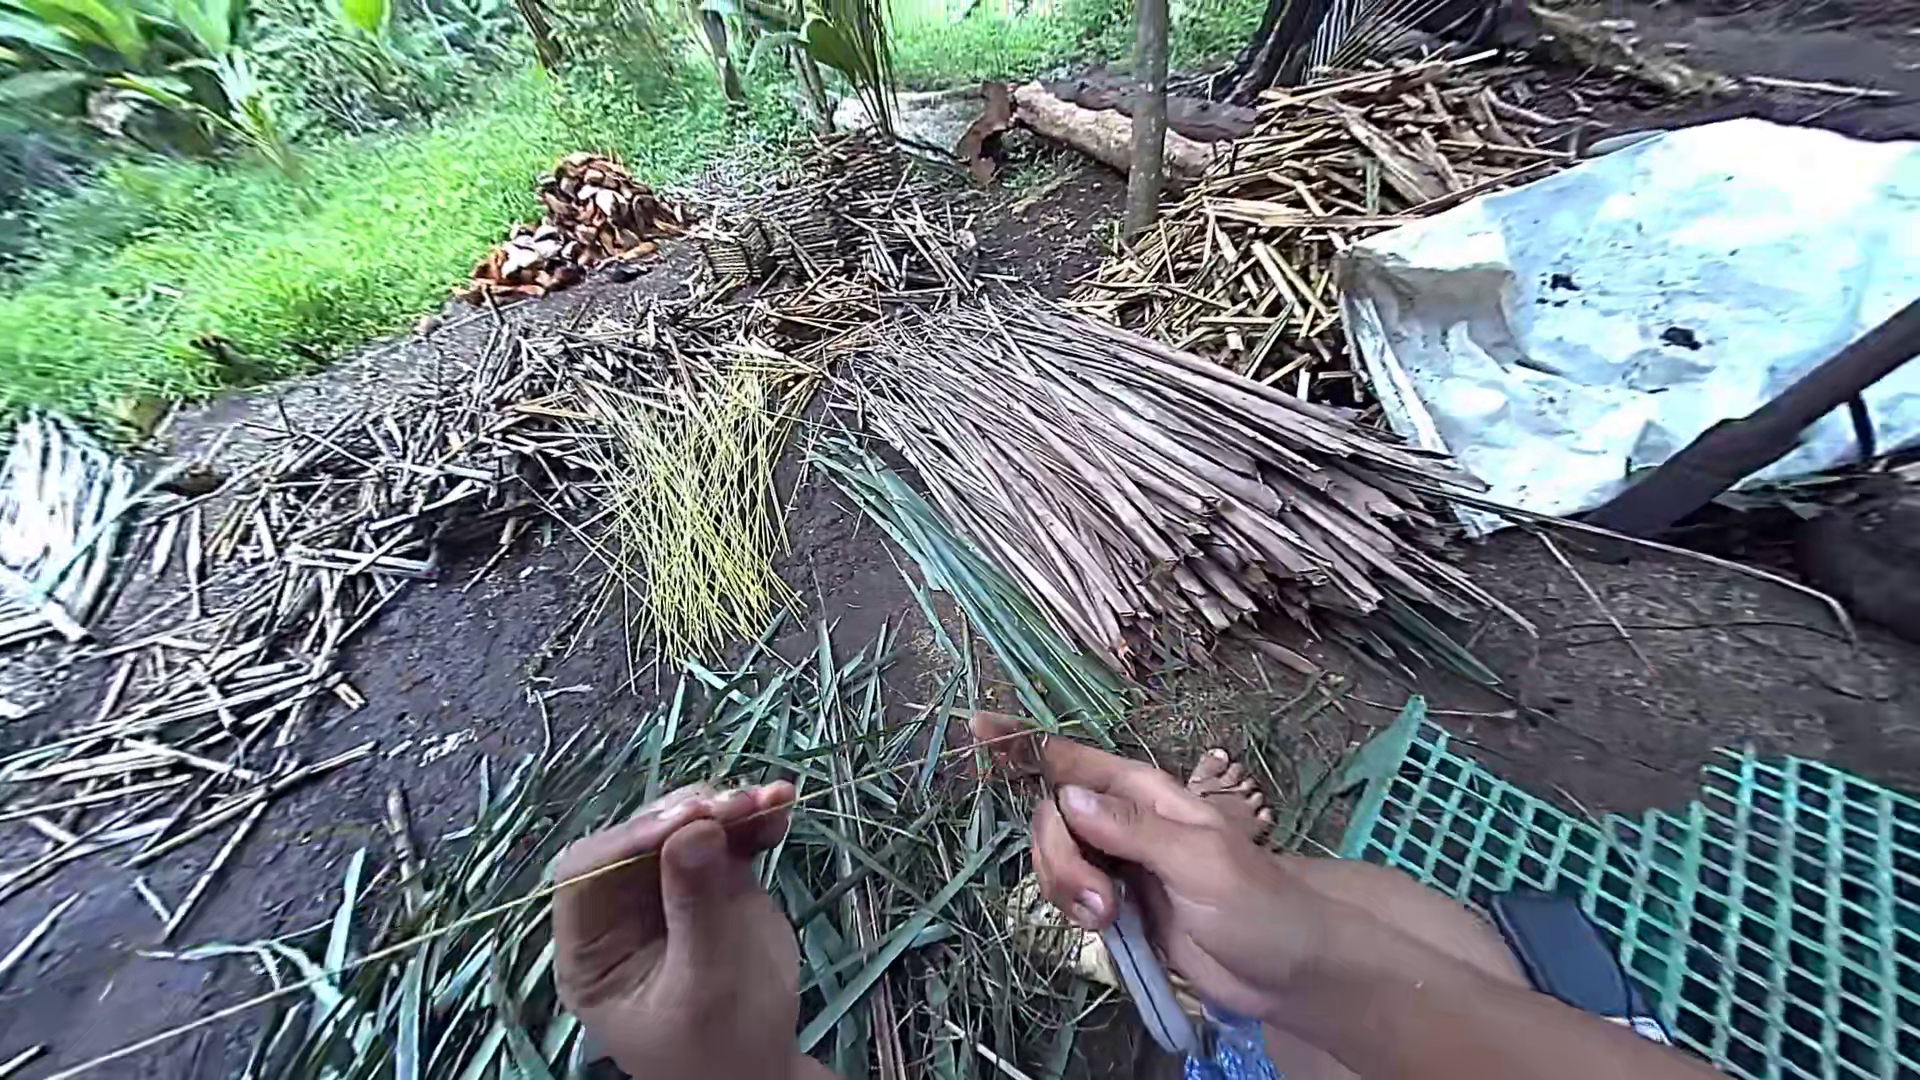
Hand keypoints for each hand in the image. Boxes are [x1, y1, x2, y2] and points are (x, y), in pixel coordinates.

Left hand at [553, 782, 800, 1079]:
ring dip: (734, 804)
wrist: (766, 1062)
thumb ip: (695, 906)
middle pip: (647, 834)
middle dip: (695, 811)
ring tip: (774, 799)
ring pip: (693, 822)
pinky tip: (783, 807)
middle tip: (744, 804)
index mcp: (595, 945)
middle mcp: (627, 906)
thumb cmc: (720, 1045)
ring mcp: (675, 884)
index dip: (632, 838)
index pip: (589, 871)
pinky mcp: (718, 874)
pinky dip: (758, 816)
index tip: (690, 821)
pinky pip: (732, 832)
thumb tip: (695, 828)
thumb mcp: (704, 982)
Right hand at [973, 714, 1332, 1022]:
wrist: (1282, 969)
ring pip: (1051, 854)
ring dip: (1066, 886)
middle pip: (1048, 813)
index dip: (1020, 740)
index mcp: (1135, 789)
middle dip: (1059, 856)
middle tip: (1100, 899)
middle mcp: (1113, 815)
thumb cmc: (1256, 901)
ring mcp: (1108, 857)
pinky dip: (1072, 908)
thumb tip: (1068, 799)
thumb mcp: (1201, 858)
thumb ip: (1133, 828)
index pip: (1068, 755)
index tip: (977, 729)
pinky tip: (1105, 927)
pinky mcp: (1107, 896)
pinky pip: (1064, 890)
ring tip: (1109, 917)